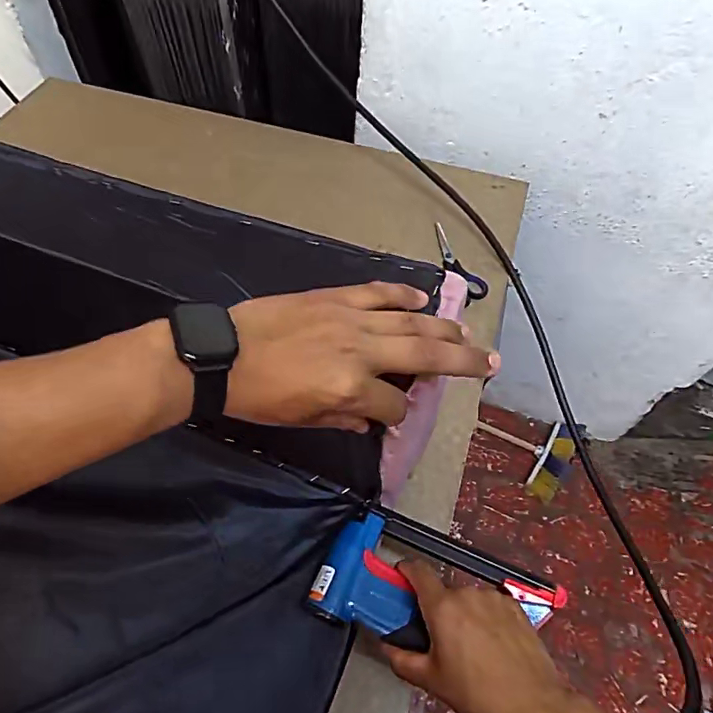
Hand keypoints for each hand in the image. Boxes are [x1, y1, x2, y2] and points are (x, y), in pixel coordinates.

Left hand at [225, 282, 497, 431]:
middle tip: (491, 363)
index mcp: (351, 389)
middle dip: (463, 362)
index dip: (398, 414)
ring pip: (411, 321)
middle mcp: (361, 351)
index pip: (395, 404)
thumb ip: (346, 417)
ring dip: (445, 327)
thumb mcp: (303, 420)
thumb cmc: (258, 397)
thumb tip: (373, 417)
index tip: (392, 416)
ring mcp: (351, 319)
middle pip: (425, 354)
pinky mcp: (336, 298)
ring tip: (469, 334)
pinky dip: (402, 295)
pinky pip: (379, 293)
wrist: (220, 354)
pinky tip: (421, 298)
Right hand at [383, 561, 579, 712]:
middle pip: (444, 593)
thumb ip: (402, 659)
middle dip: (438, 611)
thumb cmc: (476, 693)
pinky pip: (491, 607)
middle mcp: (468, 593)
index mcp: (443, 606)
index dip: (405, 571)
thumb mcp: (431, 681)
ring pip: (469, 600)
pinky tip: (493, 647)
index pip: (418, 571)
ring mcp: (495, 598)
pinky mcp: (516, 607)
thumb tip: (388, 646)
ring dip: (464, 615)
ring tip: (471, 649)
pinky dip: (486, 619)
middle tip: (439, 641)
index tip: (400, 580)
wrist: (533, 704)